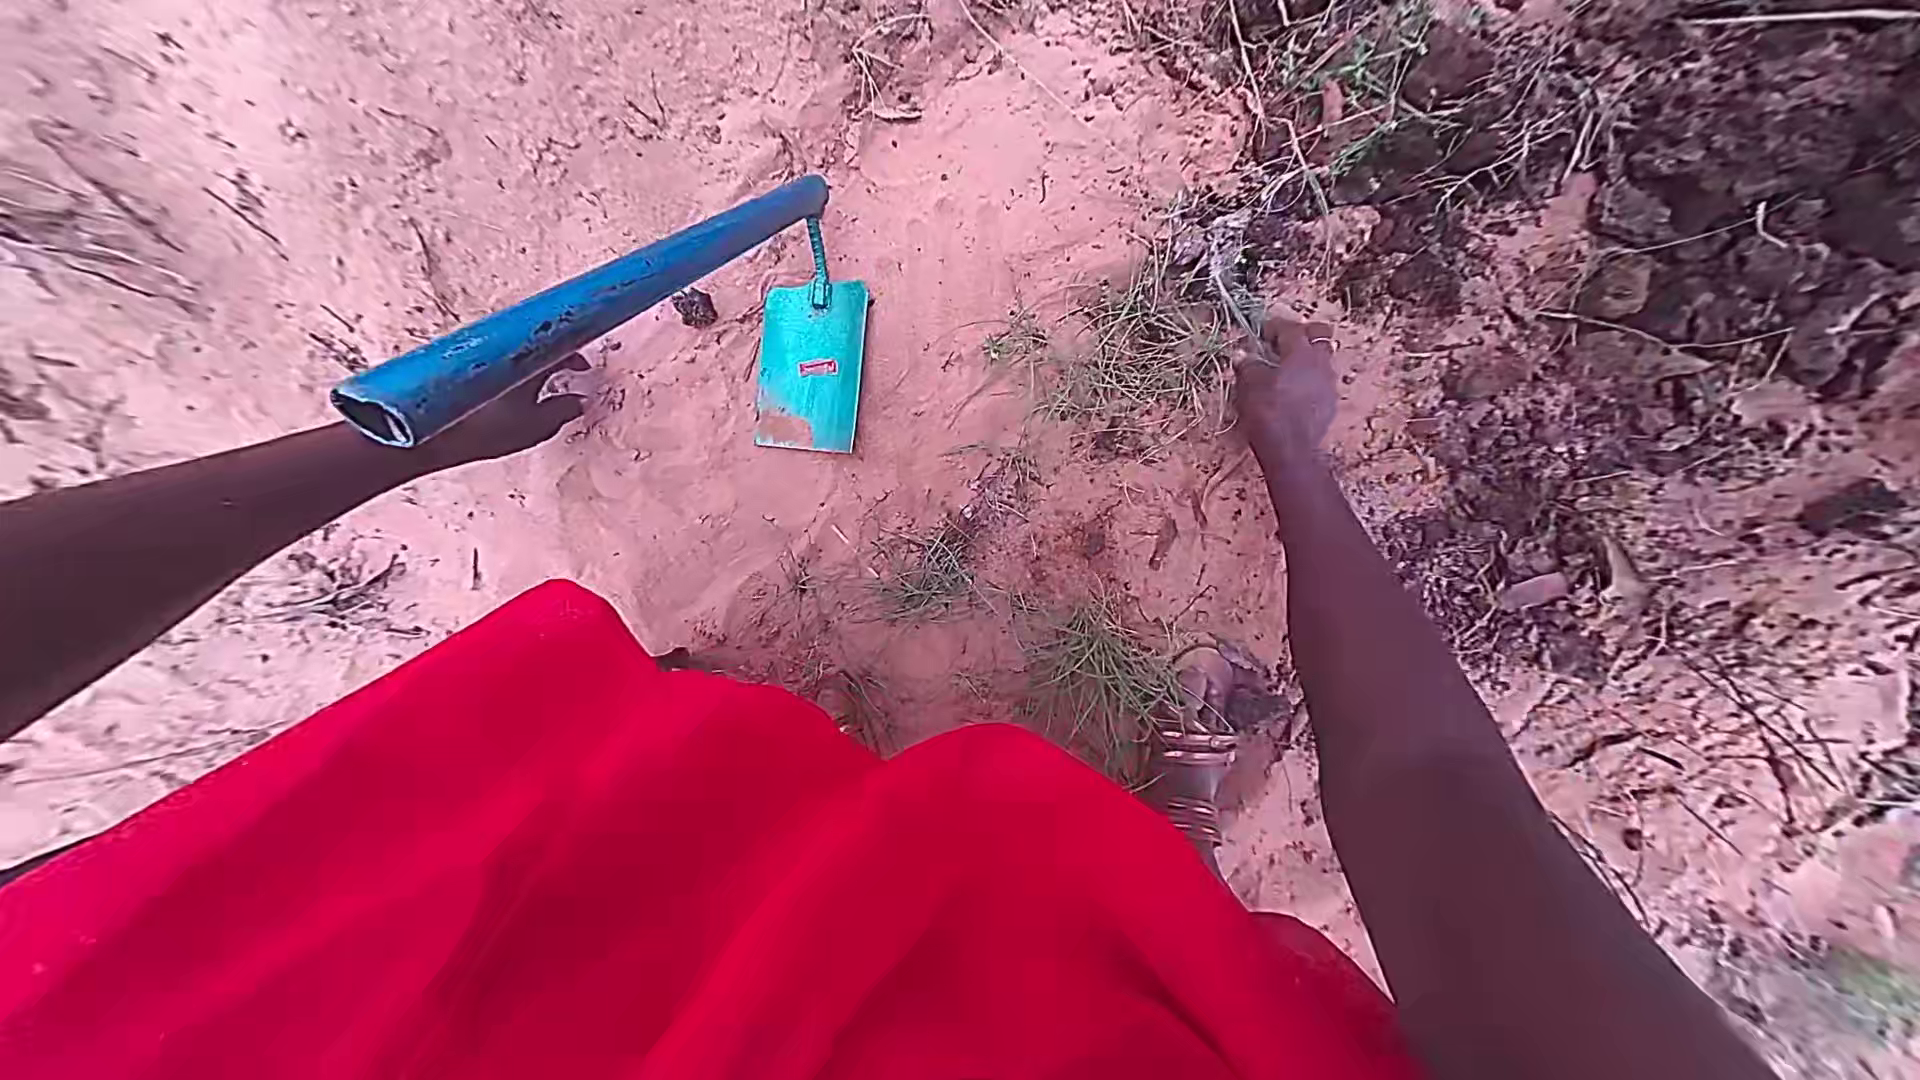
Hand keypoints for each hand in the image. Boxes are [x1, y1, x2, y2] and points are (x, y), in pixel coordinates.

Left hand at [419, 353, 589, 469]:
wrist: (428, 435)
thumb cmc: (481, 431)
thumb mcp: (537, 426)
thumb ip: (564, 410)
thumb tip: (579, 401)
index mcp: (526, 362)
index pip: (558, 346)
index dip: (574, 355)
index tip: (581, 364)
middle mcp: (500, 350)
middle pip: (534, 344)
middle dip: (552, 356)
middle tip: (564, 371)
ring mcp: (476, 355)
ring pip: (512, 352)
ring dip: (528, 362)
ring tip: (538, 381)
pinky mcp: (458, 366)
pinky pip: (492, 359)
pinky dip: (507, 368)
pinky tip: (509, 386)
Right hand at [1235, 316, 1335, 465]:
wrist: (1290, 448)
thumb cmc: (1267, 412)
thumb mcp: (1249, 386)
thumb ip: (1247, 366)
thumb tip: (1242, 354)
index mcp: (1300, 353)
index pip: (1290, 329)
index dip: (1274, 326)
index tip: (1261, 330)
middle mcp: (1320, 363)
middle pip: (1319, 336)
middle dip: (1301, 334)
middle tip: (1281, 343)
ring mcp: (1328, 383)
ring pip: (1321, 359)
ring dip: (1304, 359)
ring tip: (1284, 369)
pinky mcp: (1329, 403)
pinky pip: (1320, 382)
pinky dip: (1307, 379)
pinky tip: (1291, 392)